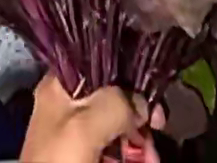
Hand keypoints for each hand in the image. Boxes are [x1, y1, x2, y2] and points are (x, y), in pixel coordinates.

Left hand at [21, 75, 159, 162]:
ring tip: (153, 158)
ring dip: (140, 142)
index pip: (98, 64)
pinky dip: (133, 156)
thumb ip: (115, 104)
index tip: (151, 95)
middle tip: (157, 131)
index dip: (127, 76)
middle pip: (113, 100)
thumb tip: (142, 104)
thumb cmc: (59, 162)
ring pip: (118, 128)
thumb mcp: (84, 127)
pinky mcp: (86, 159)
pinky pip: (116, 152)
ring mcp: (77, 136)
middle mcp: (68, 106)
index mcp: (60, 86)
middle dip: (138, 117)